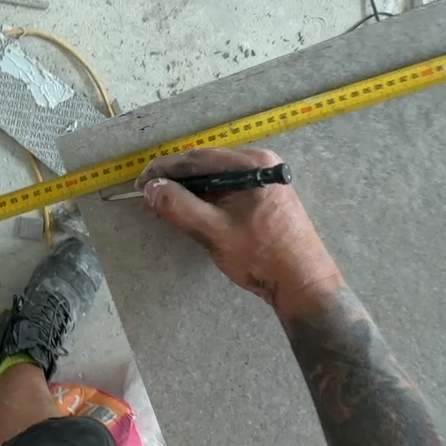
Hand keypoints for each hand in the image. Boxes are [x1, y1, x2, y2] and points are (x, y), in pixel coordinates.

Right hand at [137, 148, 343, 312]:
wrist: (305, 286)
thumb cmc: (261, 257)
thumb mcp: (213, 231)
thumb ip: (178, 206)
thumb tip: (150, 188)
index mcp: (252, 164)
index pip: (196, 159)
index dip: (163, 170)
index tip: (140, 184)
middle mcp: (260, 164)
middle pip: (204, 166)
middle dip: (174, 180)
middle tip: (148, 196)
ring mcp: (264, 180)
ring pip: (214, 179)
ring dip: (187, 190)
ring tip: (163, 205)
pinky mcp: (264, 197)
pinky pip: (226, 189)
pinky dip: (204, 198)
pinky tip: (188, 210)